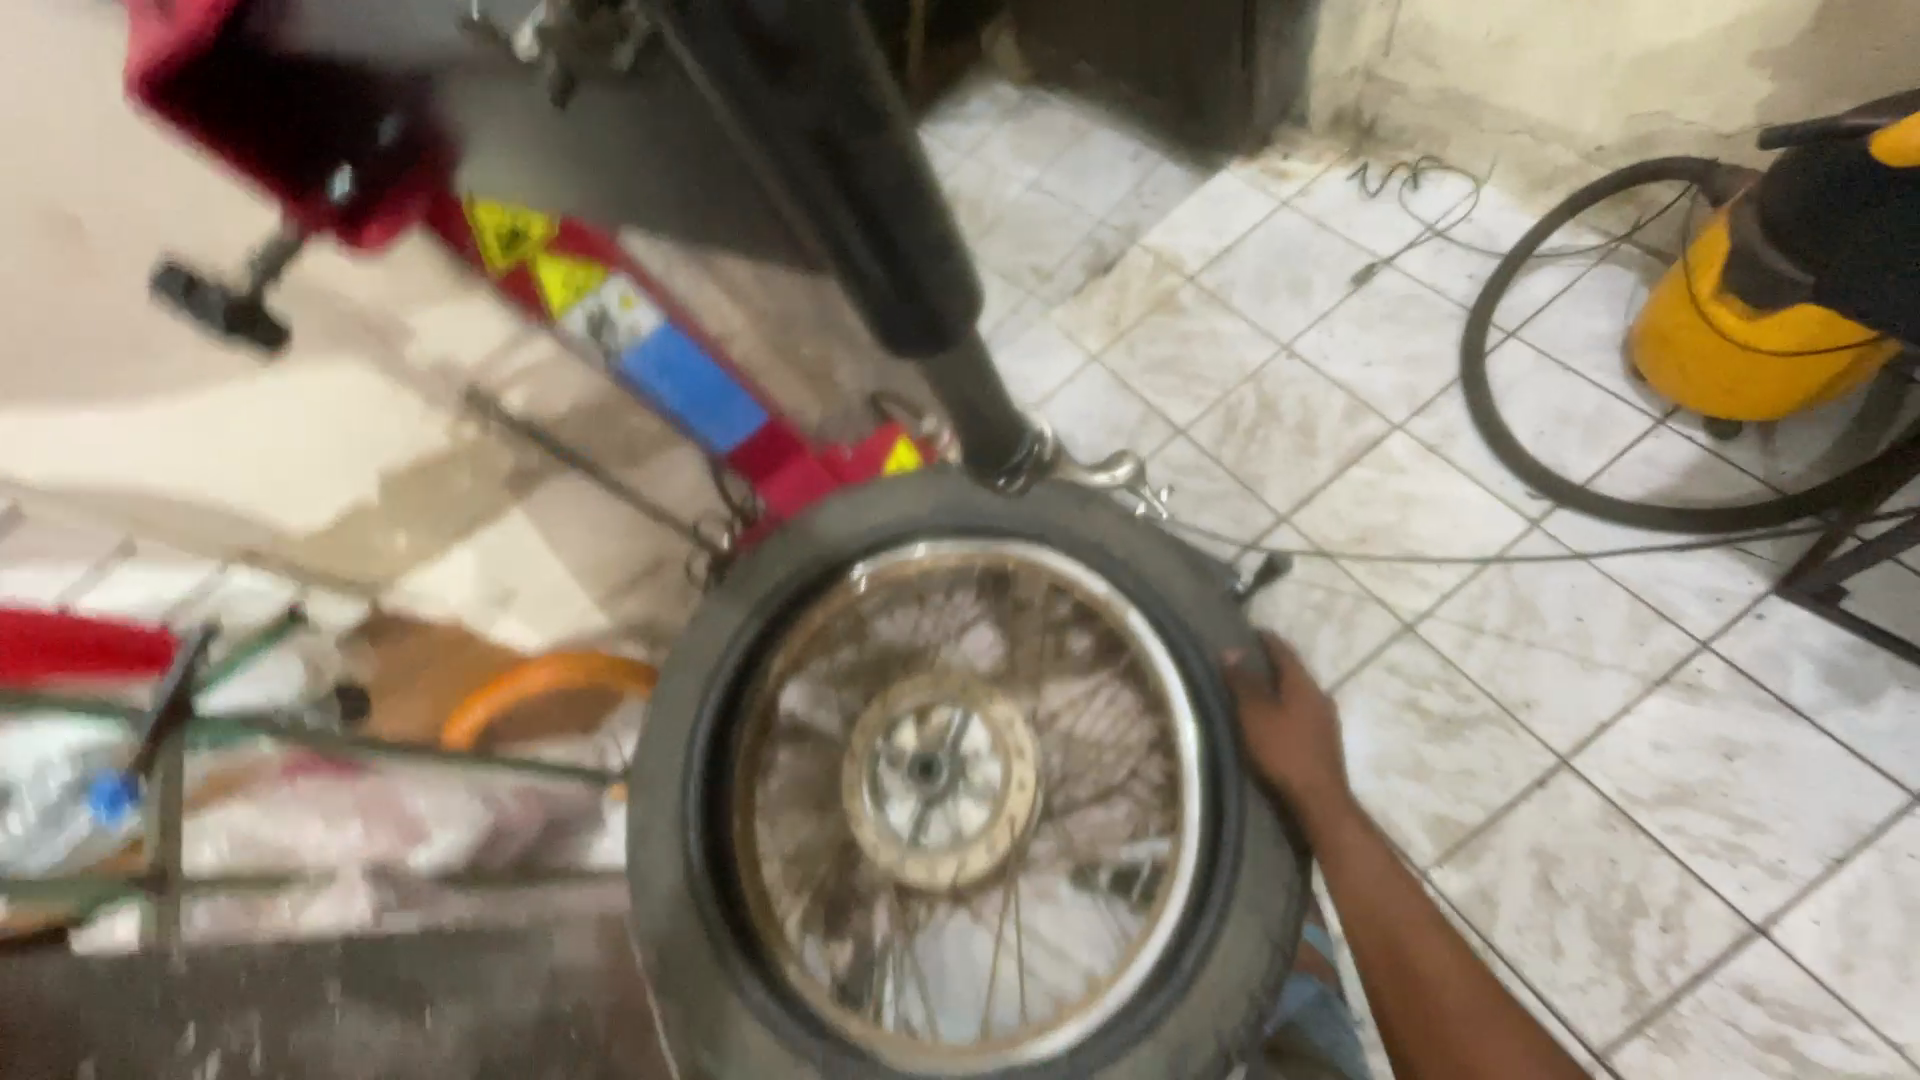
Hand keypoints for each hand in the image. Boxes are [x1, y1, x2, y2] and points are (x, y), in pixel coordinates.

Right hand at [1225, 632, 1355, 828]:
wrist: (1318, 800)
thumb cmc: (1282, 751)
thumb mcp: (1254, 713)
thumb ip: (1243, 682)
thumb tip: (1231, 650)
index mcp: (1303, 684)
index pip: (1283, 651)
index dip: (1266, 639)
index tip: (1251, 630)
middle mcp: (1319, 696)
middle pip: (1293, 672)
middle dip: (1272, 663)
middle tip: (1247, 658)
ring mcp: (1325, 720)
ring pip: (1298, 693)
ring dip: (1279, 687)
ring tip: (1256, 688)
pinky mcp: (1324, 741)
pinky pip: (1301, 712)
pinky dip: (1284, 706)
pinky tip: (1273, 717)